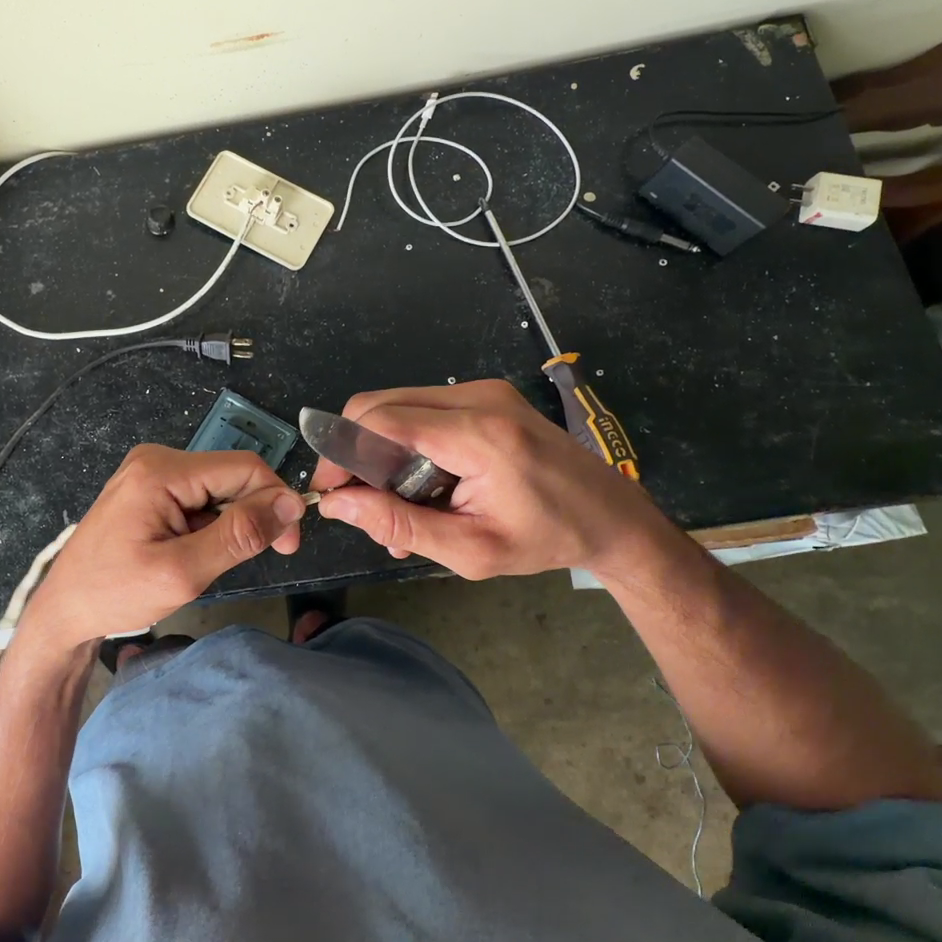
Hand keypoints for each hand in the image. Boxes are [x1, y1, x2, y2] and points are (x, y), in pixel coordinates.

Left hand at [22, 446, 304, 649]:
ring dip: (226, 524)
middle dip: (250, 515)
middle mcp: (156, 459)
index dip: (276, 502)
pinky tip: (190, 552)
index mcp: (161, 470)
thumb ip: (238, 535)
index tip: (287, 546)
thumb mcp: (183, 571)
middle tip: (247, 561)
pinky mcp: (147, 489)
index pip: (244, 467)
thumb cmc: (116, 593)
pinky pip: (196, 498)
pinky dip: (206, 525)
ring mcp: (149, 472)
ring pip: (217, 489)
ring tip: (203, 562)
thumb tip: (292, 503)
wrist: (65, 609)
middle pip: (231, 475)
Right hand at [310, 381, 670, 577]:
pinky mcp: (485, 395)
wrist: (614, 517)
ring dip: (376, 449)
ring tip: (391, 501)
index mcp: (480, 435)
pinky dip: (402, 442)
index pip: (381, 421)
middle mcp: (478, 398)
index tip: (327, 490)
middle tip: (356, 498)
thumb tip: (337, 504)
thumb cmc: (548, 539)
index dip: (341, 451)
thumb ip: (399, 524)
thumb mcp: (470, 550)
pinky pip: (419, 409)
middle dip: (353, 450)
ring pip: (394, 405)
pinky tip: (416, 483)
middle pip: (379, 405)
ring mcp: (483, 391)